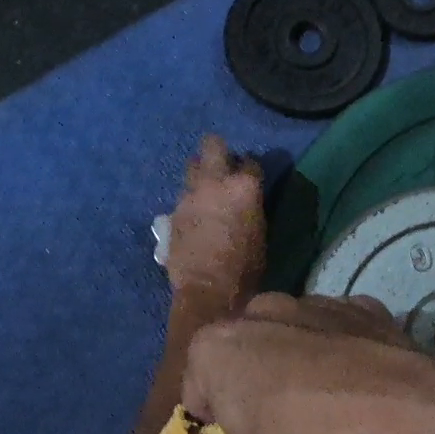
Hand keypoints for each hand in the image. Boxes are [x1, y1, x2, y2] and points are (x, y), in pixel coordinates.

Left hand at [166, 136, 263, 305]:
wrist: (209, 288)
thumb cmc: (246, 265)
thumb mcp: (260, 231)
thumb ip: (252, 206)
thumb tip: (247, 201)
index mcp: (245, 186)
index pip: (250, 161)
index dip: (250, 167)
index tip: (250, 175)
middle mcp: (216, 181)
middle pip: (213, 145)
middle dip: (218, 149)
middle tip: (223, 162)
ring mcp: (191, 194)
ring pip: (193, 166)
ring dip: (201, 172)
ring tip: (207, 188)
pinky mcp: (174, 210)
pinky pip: (184, 194)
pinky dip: (191, 198)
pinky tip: (195, 212)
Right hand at [180, 292, 434, 433]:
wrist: (402, 415)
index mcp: (217, 345)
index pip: (197, 391)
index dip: (217, 425)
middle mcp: (263, 308)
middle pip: (248, 356)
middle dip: (258, 387)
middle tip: (284, 432)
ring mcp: (320, 301)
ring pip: (298, 339)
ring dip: (304, 367)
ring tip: (333, 413)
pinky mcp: (368, 306)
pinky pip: (345, 335)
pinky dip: (349, 357)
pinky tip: (367, 393)